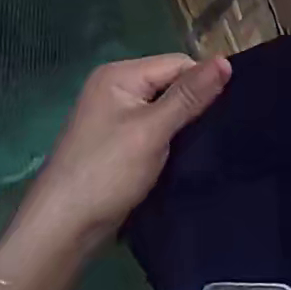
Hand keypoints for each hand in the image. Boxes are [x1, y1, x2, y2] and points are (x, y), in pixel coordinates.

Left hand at [24, 55, 231, 249]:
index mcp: (120, 74)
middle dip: (195, 103)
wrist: (64, 228)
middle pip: (172, 82)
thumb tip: (226, 61)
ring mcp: (116, 115)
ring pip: (167, 107)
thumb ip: (190, 95)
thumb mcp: (153, 130)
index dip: (203, 84)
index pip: (179, 64)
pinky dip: (173, 137)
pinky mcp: (121, 140)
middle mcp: (116, 87)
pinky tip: (186, 153)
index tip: (225, 114)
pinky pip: (157, 126)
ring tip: (206, 142)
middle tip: (218, 131)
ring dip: (185, 123)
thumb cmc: (107, 172)